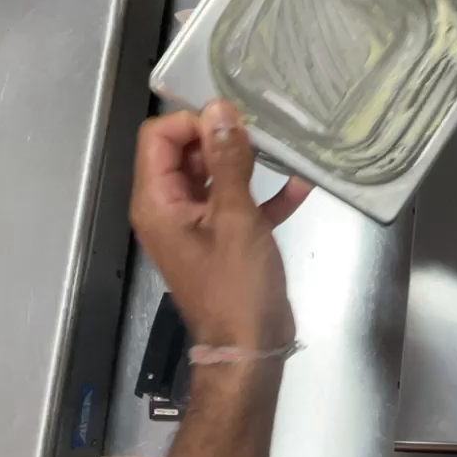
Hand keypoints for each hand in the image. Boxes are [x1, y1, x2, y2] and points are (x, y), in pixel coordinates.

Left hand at [130, 101, 312, 350]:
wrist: (249, 346)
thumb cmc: (237, 285)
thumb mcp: (236, 219)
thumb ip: (229, 162)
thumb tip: (221, 111)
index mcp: (158, 202)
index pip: (159, 137)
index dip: (194, 122)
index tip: (236, 123)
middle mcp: (170, 208)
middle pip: (185, 153)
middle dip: (223, 138)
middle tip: (264, 132)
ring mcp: (196, 225)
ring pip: (215, 177)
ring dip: (248, 164)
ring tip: (283, 150)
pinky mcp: (223, 239)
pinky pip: (239, 205)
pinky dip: (265, 196)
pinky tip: (299, 188)